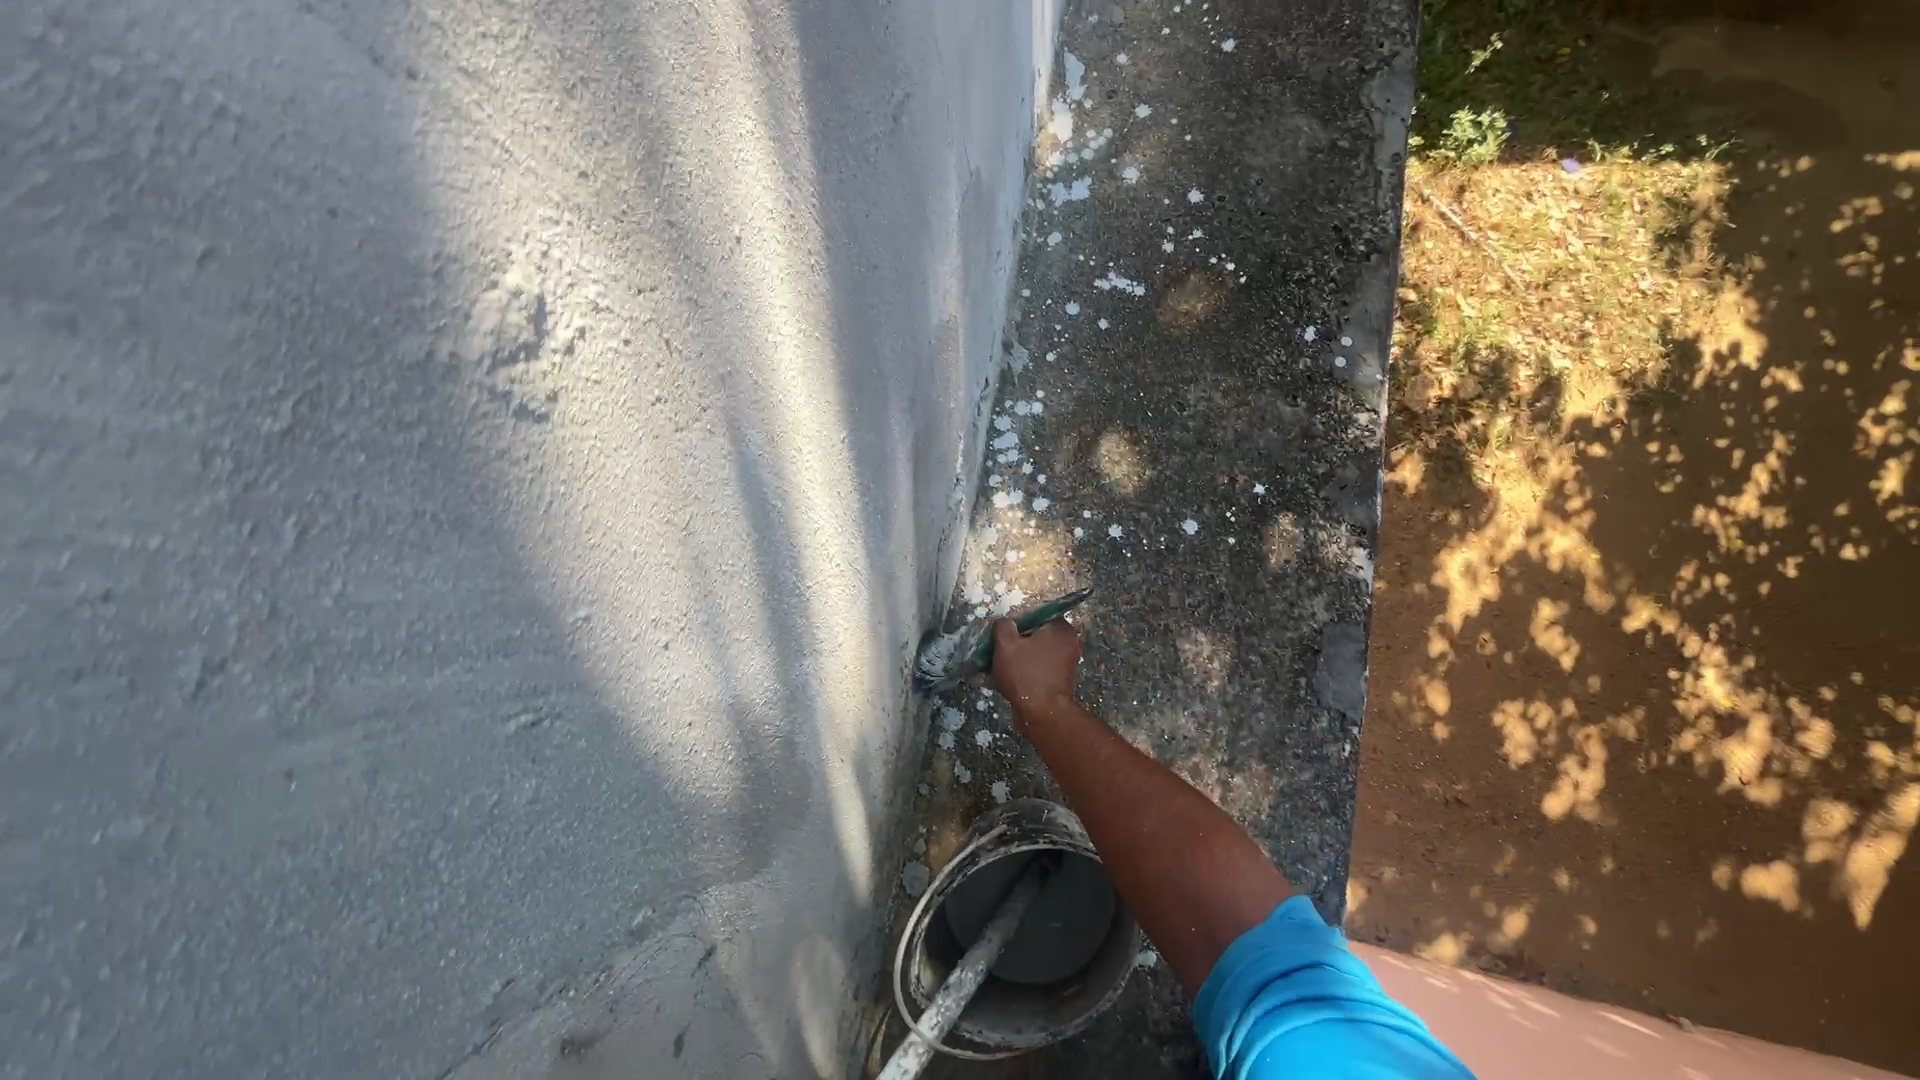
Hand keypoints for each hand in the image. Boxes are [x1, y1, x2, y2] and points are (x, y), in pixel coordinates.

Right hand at [988, 618, 1081, 723]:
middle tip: (992, 649)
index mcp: (1061, 629)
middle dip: (1011, 643)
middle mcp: (1067, 644)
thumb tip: (1004, 622)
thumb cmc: (1025, 674)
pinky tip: (997, 680)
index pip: (1035, 614)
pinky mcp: (1055, 681)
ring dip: (1012, 659)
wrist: (1041, 714)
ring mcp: (1062, 664)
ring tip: (990, 666)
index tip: (999, 633)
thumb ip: (1003, 626)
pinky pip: (1034, 670)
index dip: (1014, 622)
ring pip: (1031, 654)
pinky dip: (1018, 672)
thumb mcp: (1006, 644)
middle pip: (1032, 635)